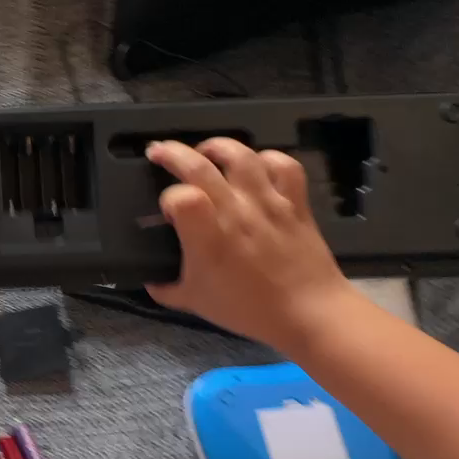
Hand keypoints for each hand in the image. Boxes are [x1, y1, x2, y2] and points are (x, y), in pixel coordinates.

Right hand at [145, 138, 358, 352]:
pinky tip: (254, 165)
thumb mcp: (194, 303)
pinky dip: (267, 158)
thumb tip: (150, 280)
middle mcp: (236, 211)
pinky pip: (283, 165)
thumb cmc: (247, 308)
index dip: (166, 199)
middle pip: (199, 165)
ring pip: (241, 155)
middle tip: (158, 152)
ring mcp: (268, 202)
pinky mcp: (294, 201)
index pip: (179, 197)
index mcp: (208, 237)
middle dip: (172, 153)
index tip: (167, 212)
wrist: (308, 312)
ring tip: (205, 150)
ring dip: (217, 146)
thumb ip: (166, 288)